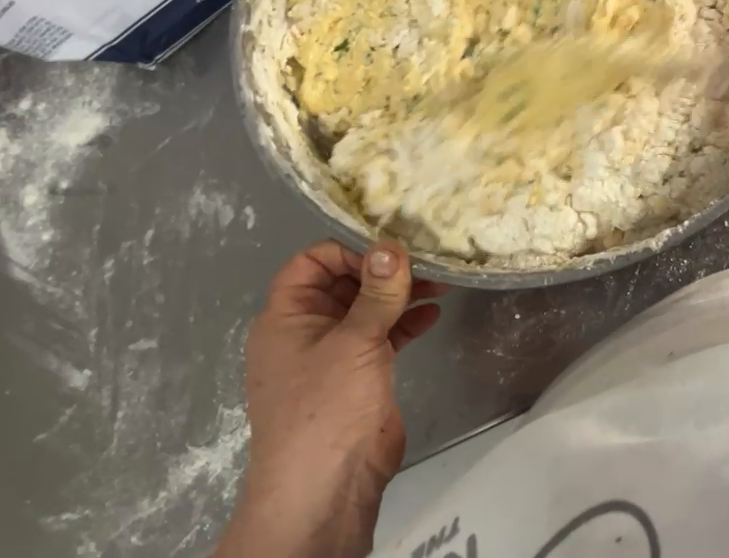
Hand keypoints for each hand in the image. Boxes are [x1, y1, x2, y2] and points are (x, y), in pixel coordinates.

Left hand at [216, 242, 446, 557]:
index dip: (350, 252)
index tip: (393, 251)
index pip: (312, 263)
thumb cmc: (326, 406)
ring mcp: (335, 353)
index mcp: (287, 318)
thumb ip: (377, 292)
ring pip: (369, 307)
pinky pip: (384, 333)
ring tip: (441, 284)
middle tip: (429, 260)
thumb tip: (391, 245)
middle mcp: (308, 330)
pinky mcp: (361, 372)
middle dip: (385, 270)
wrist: (327, 484)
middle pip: (346, 282)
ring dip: (402, 293)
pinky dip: (407, 320)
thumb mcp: (354, 341)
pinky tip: (433, 314)